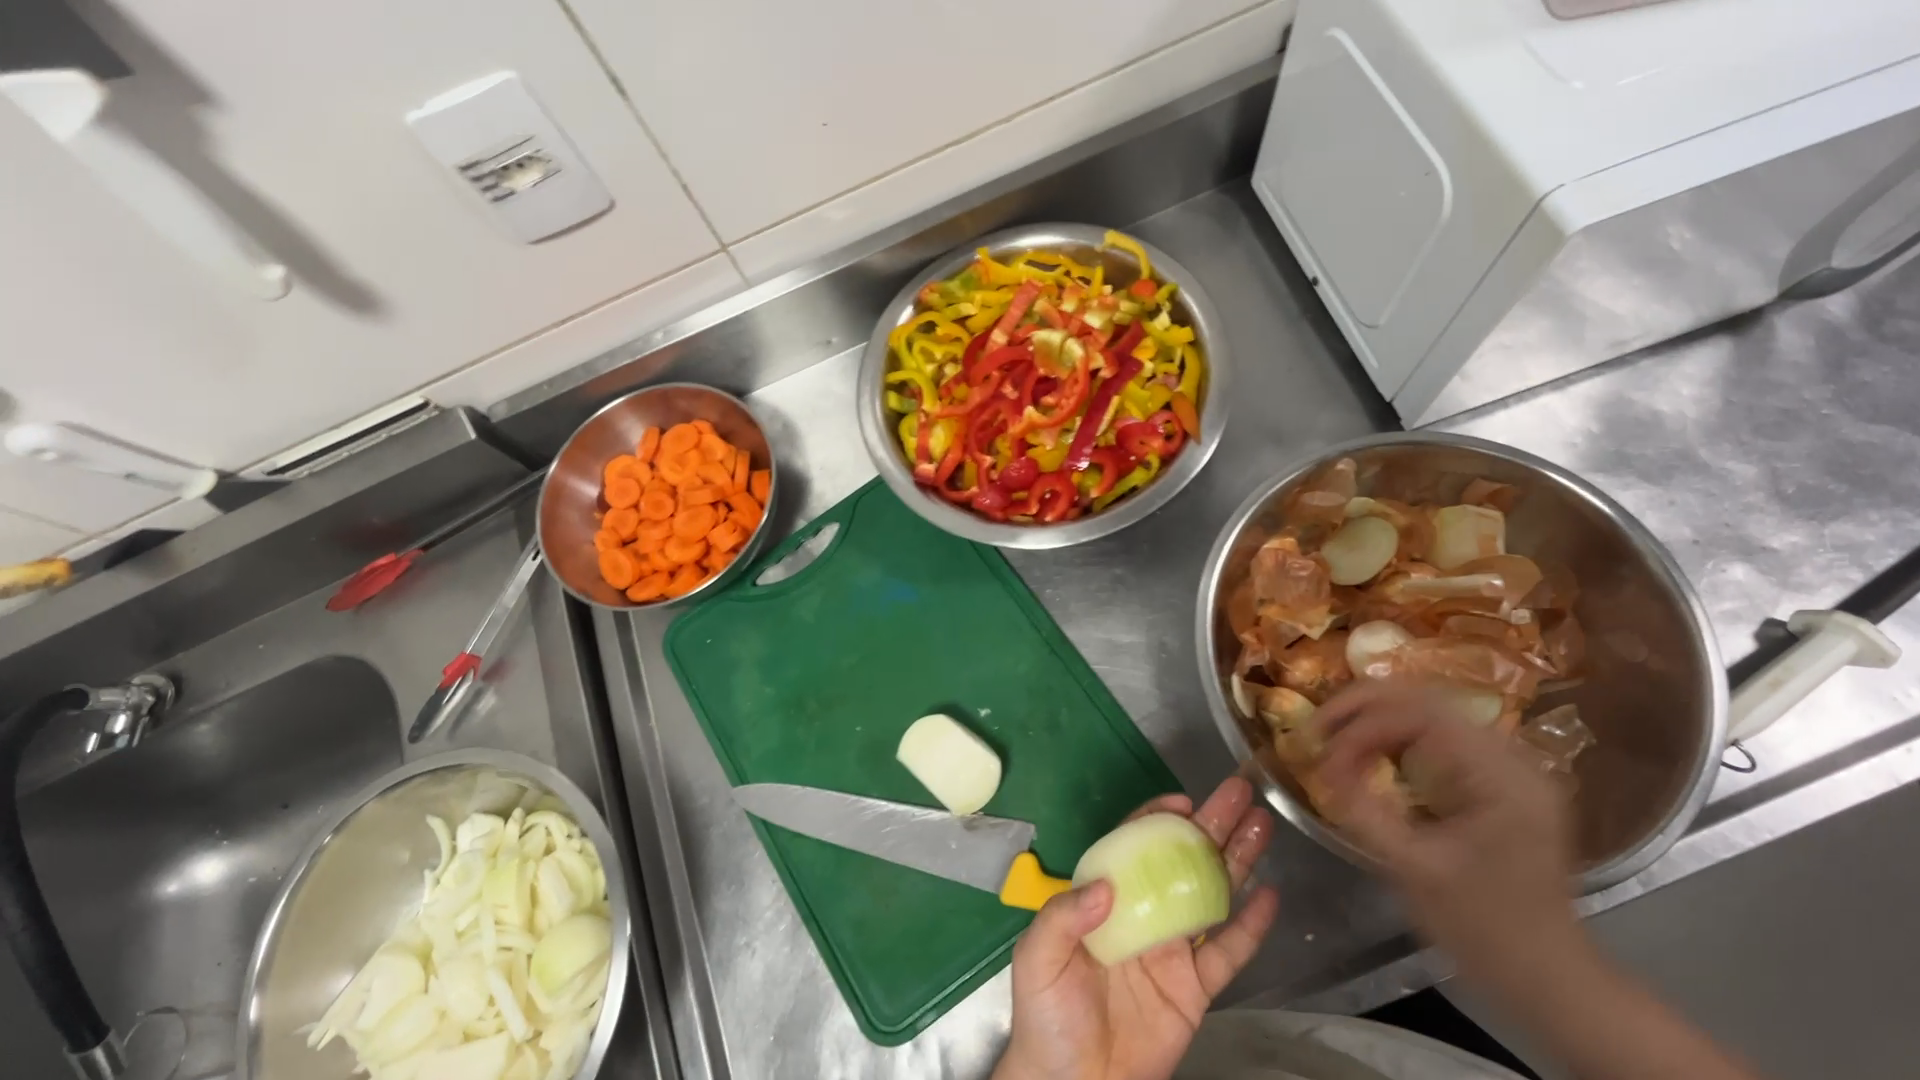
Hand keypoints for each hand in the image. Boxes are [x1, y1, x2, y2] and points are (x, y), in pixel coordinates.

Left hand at [992, 776, 1279, 1079]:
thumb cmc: (1048, 1015)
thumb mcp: (1038, 958)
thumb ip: (1064, 916)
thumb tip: (1106, 885)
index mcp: (1104, 900)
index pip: (1134, 847)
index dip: (1158, 821)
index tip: (1185, 803)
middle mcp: (1143, 914)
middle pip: (1182, 862)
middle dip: (1211, 826)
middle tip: (1241, 794)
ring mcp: (1173, 950)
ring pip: (1212, 895)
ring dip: (1237, 860)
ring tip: (1263, 827)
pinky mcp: (1196, 988)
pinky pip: (1228, 952)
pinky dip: (1251, 925)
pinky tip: (1270, 895)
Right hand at [1314, 680, 1583, 991]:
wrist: (1550, 977)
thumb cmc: (1483, 929)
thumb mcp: (1414, 870)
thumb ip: (1365, 811)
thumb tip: (1322, 765)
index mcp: (1502, 778)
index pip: (1422, 715)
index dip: (1361, 722)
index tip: (1320, 748)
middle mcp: (1514, 759)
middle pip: (1429, 701)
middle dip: (1365, 708)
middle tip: (1318, 728)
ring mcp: (1512, 769)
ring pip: (1434, 713)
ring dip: (1379, 718)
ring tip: (1336, 738)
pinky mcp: (1502, 783)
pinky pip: (1443, 738)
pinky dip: (1399, 737)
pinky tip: (1371, 753)